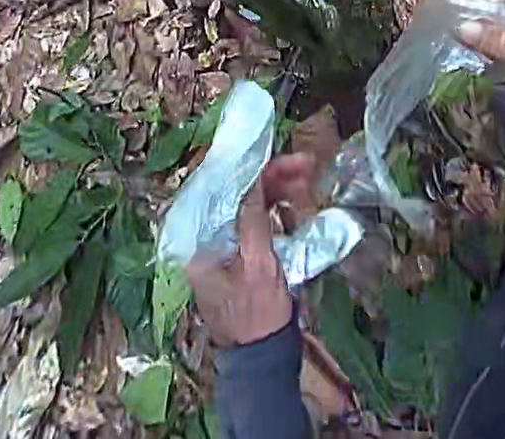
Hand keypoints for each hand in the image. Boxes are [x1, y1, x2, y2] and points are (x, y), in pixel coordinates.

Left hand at [187, 154, 313, 346]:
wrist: (263, 356)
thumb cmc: (258, 312)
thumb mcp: (258, 262)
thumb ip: (253, 217)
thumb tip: (253, 176)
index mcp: (198, 239)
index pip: (216, 186)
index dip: (244, 164)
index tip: (270, 148)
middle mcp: (203, 236)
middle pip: (235, 189)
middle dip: (269, 173)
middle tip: (303, 163)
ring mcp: (220, 241)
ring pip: (247, 198)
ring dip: (276, 184)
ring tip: (307, 173)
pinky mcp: (236, 247)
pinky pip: (253, 214)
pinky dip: (274, 202)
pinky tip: (295, 193)